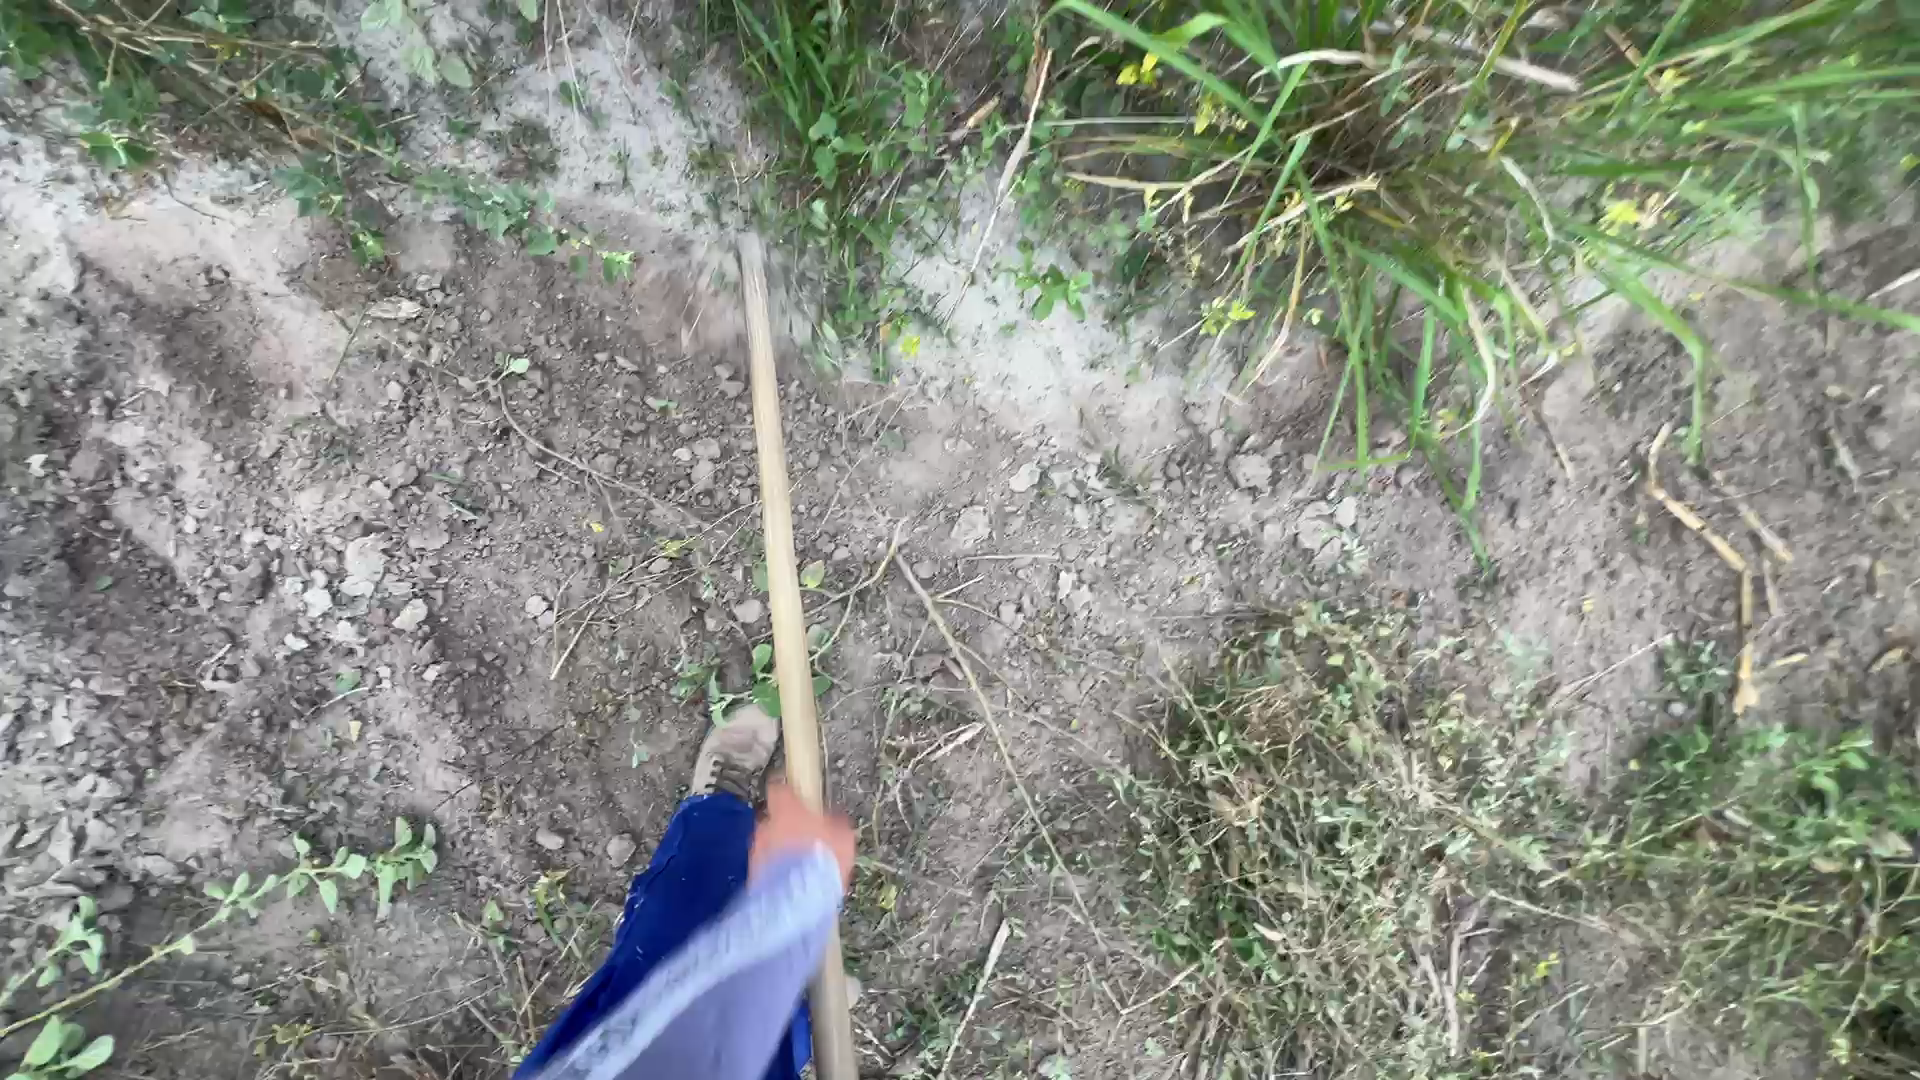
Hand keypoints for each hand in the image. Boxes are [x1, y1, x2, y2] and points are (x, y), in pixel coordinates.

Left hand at [749, 780, 854, 887]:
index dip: (787, 791)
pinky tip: (791, 880)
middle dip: (785, 826)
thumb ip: (835, 823)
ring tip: (798, 865)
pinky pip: (765, 864)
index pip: (780, 788)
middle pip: (773, 818)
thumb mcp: (843, 837)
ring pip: (768, 842)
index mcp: (788, 810)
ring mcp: (757, 849)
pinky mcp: (752, 873)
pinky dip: (775, 869)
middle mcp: (767, 825)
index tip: (795, 796)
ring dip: (779, 849)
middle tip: (803, 838)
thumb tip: (834, 820)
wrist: (797, 900)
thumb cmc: (822, 860)